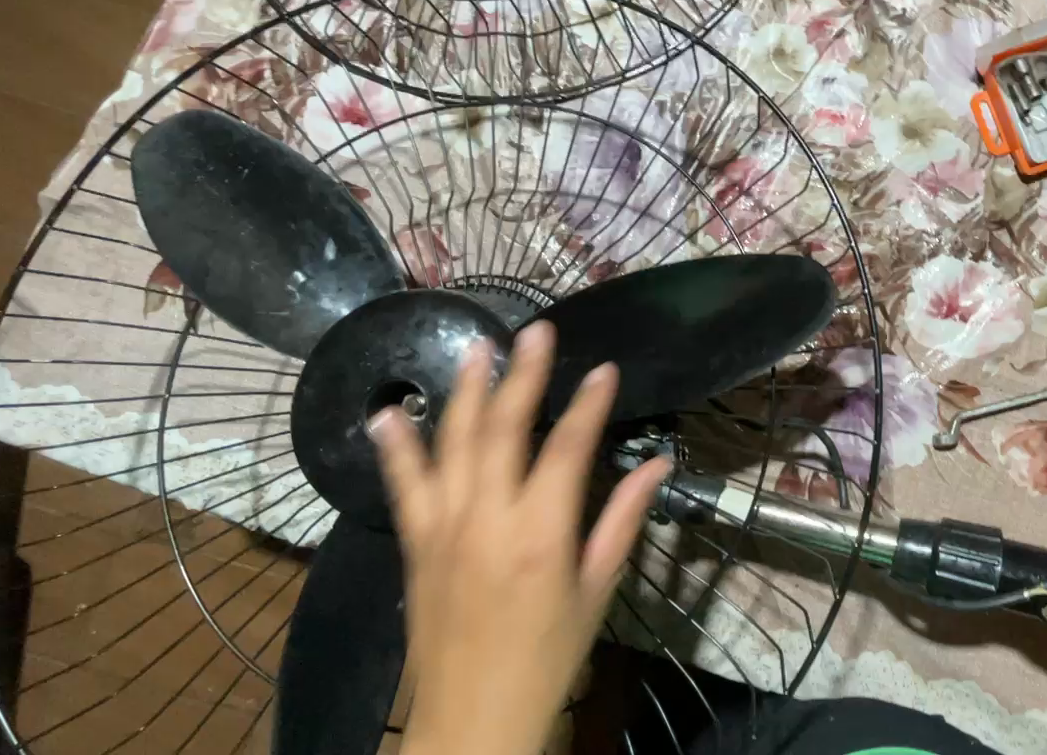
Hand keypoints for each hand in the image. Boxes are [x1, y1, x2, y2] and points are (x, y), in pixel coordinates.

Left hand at [368, 323, 671, 754]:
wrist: (472, 720)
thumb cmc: (549, 655)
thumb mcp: (597, 588)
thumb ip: (623, 519)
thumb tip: (657, 464)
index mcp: (541, 533)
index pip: (568, 447)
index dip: (589, 403)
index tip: (603, 367)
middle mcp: (487, 519)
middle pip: (504, 429)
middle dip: (523, 375)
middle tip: (537, 331)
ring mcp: (443, 528)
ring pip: (452, 444)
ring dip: (465, 391)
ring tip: (477, 347)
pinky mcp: (414, 544)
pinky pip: (403, 485)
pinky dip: (396, 447)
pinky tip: (388, 413)